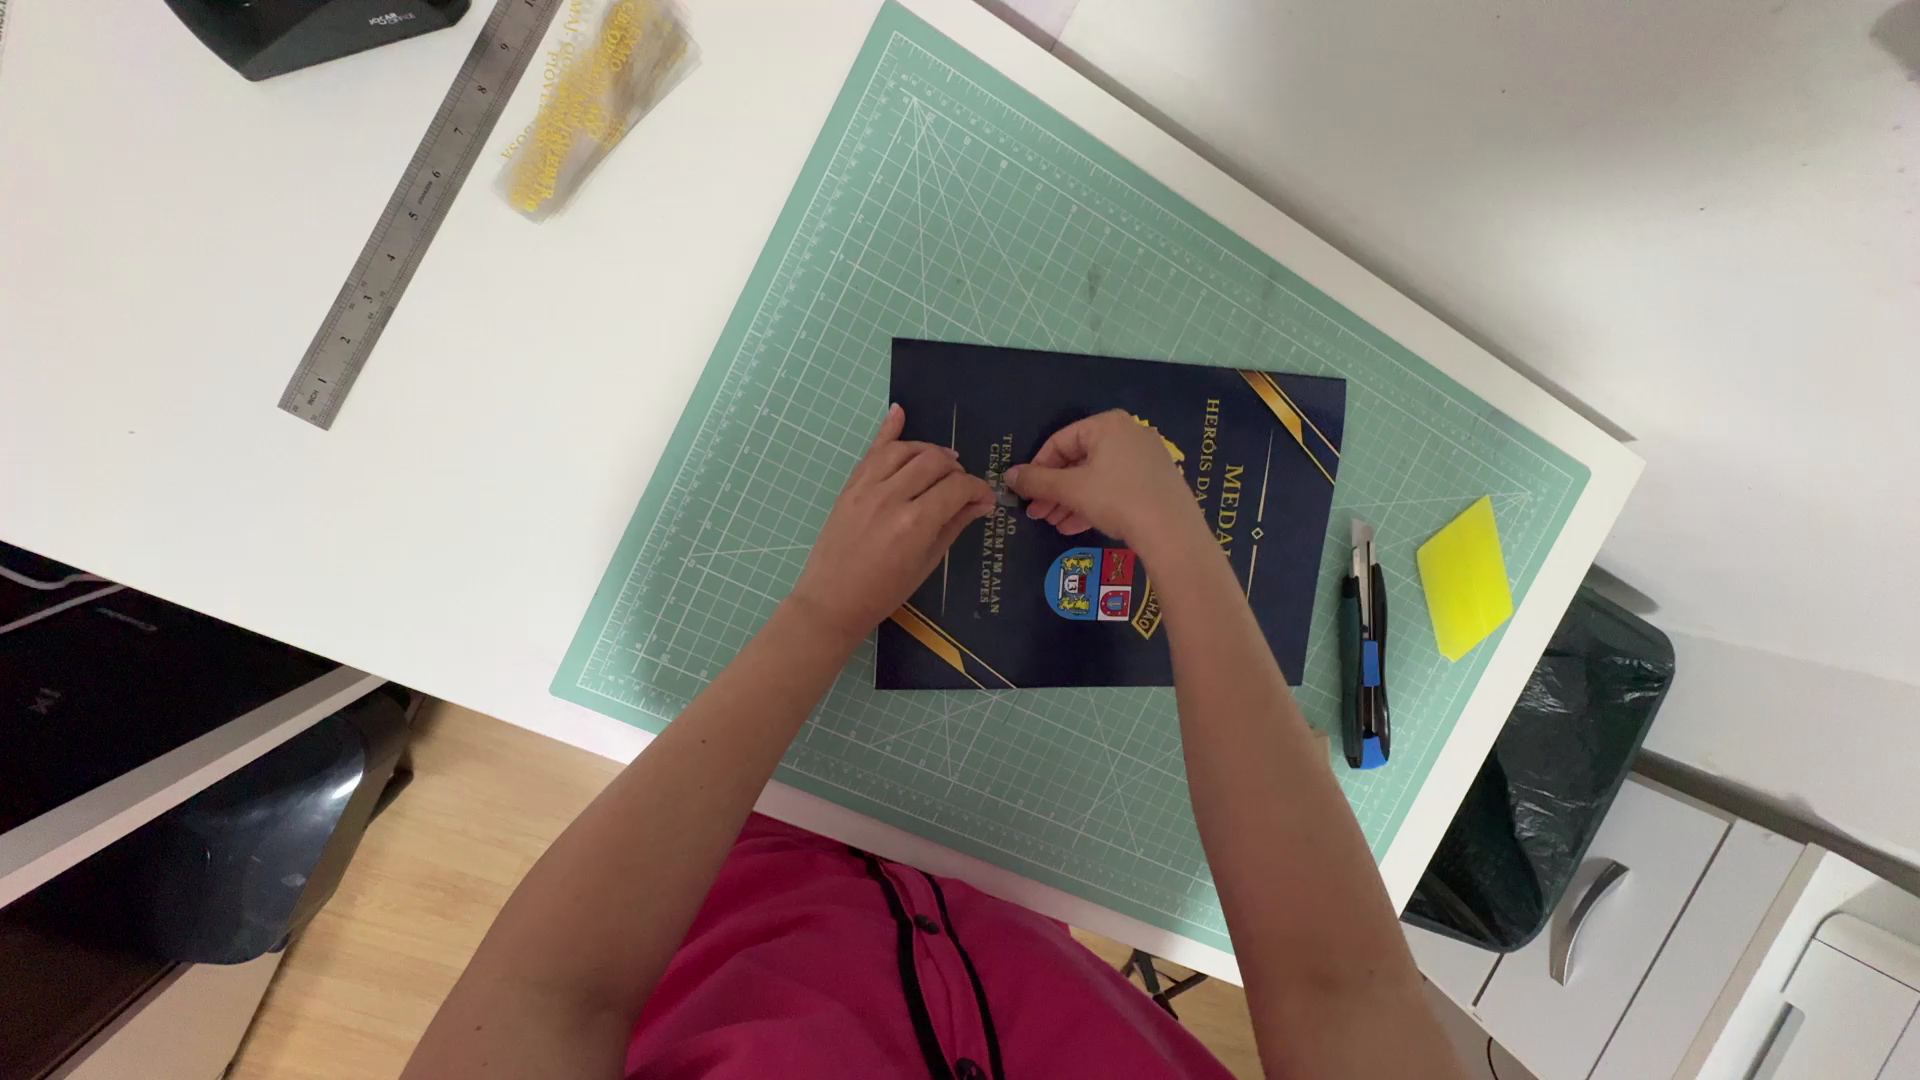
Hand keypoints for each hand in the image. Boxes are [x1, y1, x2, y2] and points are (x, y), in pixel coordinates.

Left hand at [788, 404, 994, 642]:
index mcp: (915, 523)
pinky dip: (888, 430)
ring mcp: (867, 488)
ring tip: (941, 463)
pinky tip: (900, 412)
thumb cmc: (884, 592)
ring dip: (929, 451)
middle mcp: (892, 497)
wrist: (832, 600)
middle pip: (935, 462)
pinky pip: (872, 451)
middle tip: (961, 487)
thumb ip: (953, 526)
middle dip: (956, 470)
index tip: (985, 499)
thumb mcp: (926, 563)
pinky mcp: (851, 486)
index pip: (957, 488)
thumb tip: (981, 504)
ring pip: (907, 450)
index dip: (978, 489)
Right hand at [1005, 409, 1209, 555]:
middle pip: (1078, 460)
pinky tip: (1075, 526)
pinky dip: (1093, 504)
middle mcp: (1128, 434)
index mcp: (1107, 425)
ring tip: (1053, 523)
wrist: (1172, 531)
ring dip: (1069, 500)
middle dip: (1053, 489)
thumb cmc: (1117, 499)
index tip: (1026, 493)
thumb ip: (1037, 481)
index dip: (1038, 468)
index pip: (1060, 441)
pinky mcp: (1155, 482)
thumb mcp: (1071, 490)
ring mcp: (1145, 458)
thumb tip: (1008, 476)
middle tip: (1037, 513)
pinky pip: (1115, 488)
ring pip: (1096, 477)